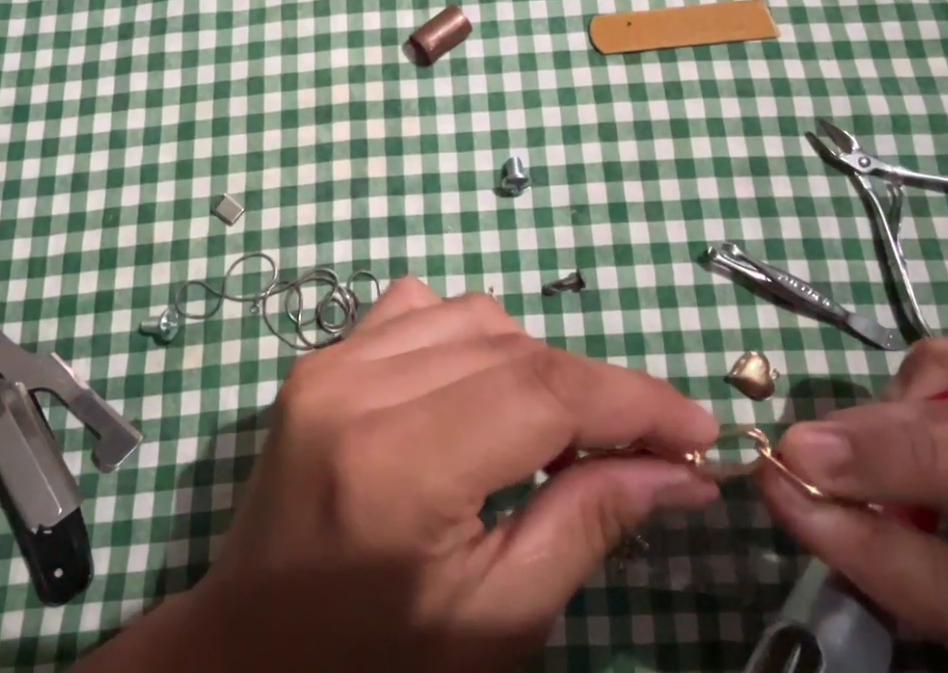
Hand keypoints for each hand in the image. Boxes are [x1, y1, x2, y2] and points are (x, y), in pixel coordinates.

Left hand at [81, 276, 718, 671]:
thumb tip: (680, 470)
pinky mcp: (317, 358)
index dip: (634, 402)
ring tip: (549, 432)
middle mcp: (355, 390)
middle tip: (639, 449)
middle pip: (514, 348)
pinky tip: (474, 391)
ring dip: (533, 362)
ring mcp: (327, 363)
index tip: (697, 431)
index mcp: (397, 467)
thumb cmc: (374, 654)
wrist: (250, 642)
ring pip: (471, 314)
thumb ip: (586, 524)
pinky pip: (416, 308)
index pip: (542, 393)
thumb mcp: (495, 616)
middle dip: (597, 389)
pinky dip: (468, 337)